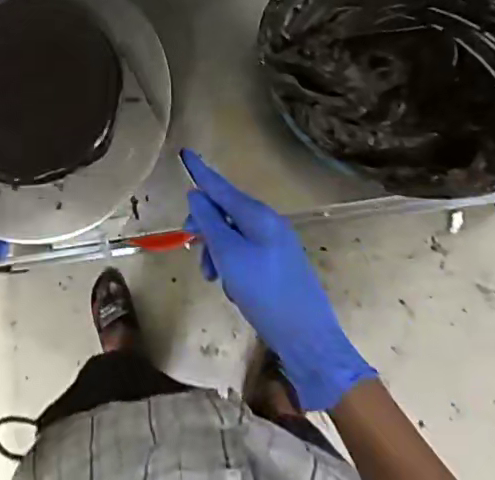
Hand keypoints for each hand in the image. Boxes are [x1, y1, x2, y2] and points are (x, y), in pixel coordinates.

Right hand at [181, 149, 375, 409]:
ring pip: (232, 235)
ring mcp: (276, 245)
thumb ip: (209, 220)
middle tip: (190, 246)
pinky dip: (230, 265)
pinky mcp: (278, 266)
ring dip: (216, 251)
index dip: (200, 171)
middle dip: (204, 227)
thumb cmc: (265, 292)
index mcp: (258, 216)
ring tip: (213, 278)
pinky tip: (231, 287)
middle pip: (224, 212)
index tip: (185, 152)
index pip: (220, 186)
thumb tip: (196, 195)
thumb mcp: (228, 254)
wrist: (310, 342)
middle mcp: (269, 224)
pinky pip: (244, 253)